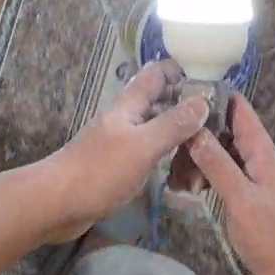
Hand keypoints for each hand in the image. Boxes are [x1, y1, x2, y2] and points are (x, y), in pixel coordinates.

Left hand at [43, 60, 208, 242]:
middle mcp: (124, 119)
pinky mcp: (115, 167)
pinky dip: (165, 158)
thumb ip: (172, 124)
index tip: (211, 82)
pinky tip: (179, 172)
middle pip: (156, 102)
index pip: (155, 75)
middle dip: (184, 106)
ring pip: (153, 129)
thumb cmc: (99, 170)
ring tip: (207, 148)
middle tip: (218, 122)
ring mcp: (118, 143)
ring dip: (177, 134)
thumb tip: (203, 99)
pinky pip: (146, 154)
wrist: (56, 203)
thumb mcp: (142, 145)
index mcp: (128, 107)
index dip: (179, 71)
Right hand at [187, 96, 274, 274]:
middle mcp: (258, 158)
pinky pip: (223, 172)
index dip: (214, 92)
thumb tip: (194, 127)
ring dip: (199, 149)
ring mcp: (253, 178)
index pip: (239, 107)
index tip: (182, 87)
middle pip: (227, 127)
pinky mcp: (247, 196)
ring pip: (222, 150)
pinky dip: (204, 171)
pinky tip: (185, 180)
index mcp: (262, 152)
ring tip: (170, 152)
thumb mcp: (242, 201)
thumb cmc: (274, 240)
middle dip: (199, 123)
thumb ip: (218, 164)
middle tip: (166, 122)